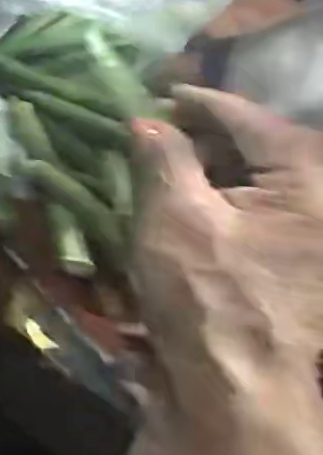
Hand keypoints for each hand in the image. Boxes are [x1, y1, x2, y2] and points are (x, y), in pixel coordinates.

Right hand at [130, 85, 322, 402]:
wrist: (238, 363)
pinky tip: (191, 185)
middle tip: (160, 120)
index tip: (163, 91)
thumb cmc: (205, 285)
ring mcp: (320, 232)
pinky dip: (228, 183)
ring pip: (272, 173)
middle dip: (217, 128)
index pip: (263, 126)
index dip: (210, 103)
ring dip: (221, 155)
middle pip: (276, 146)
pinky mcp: (305, 252)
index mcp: (313, 191)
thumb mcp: (174, 215)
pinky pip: (269, 199)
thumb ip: (166, 160)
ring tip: (170, 149)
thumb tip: (149, 120)